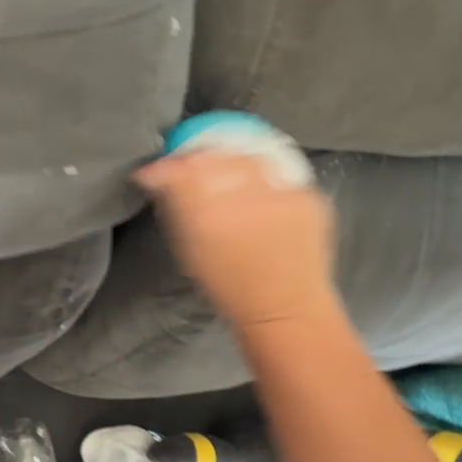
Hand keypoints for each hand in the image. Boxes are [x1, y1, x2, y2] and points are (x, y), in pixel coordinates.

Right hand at [133, 150, 340, 328]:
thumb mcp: (188, 249)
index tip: (153, 173)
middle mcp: (246, 198)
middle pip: (214, 156)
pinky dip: (259, 175)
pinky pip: (276, 172)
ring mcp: (282, 194)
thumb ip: (177, 210)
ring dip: (228, 159)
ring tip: (221, 170)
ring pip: (247, 157)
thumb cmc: (227, 284)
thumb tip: (163, 182)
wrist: (286, 305)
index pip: (178, 172)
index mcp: (208, 216)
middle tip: (186, 166)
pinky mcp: (309, 196)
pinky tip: (254, 189)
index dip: (161, 168)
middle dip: (195, 158)